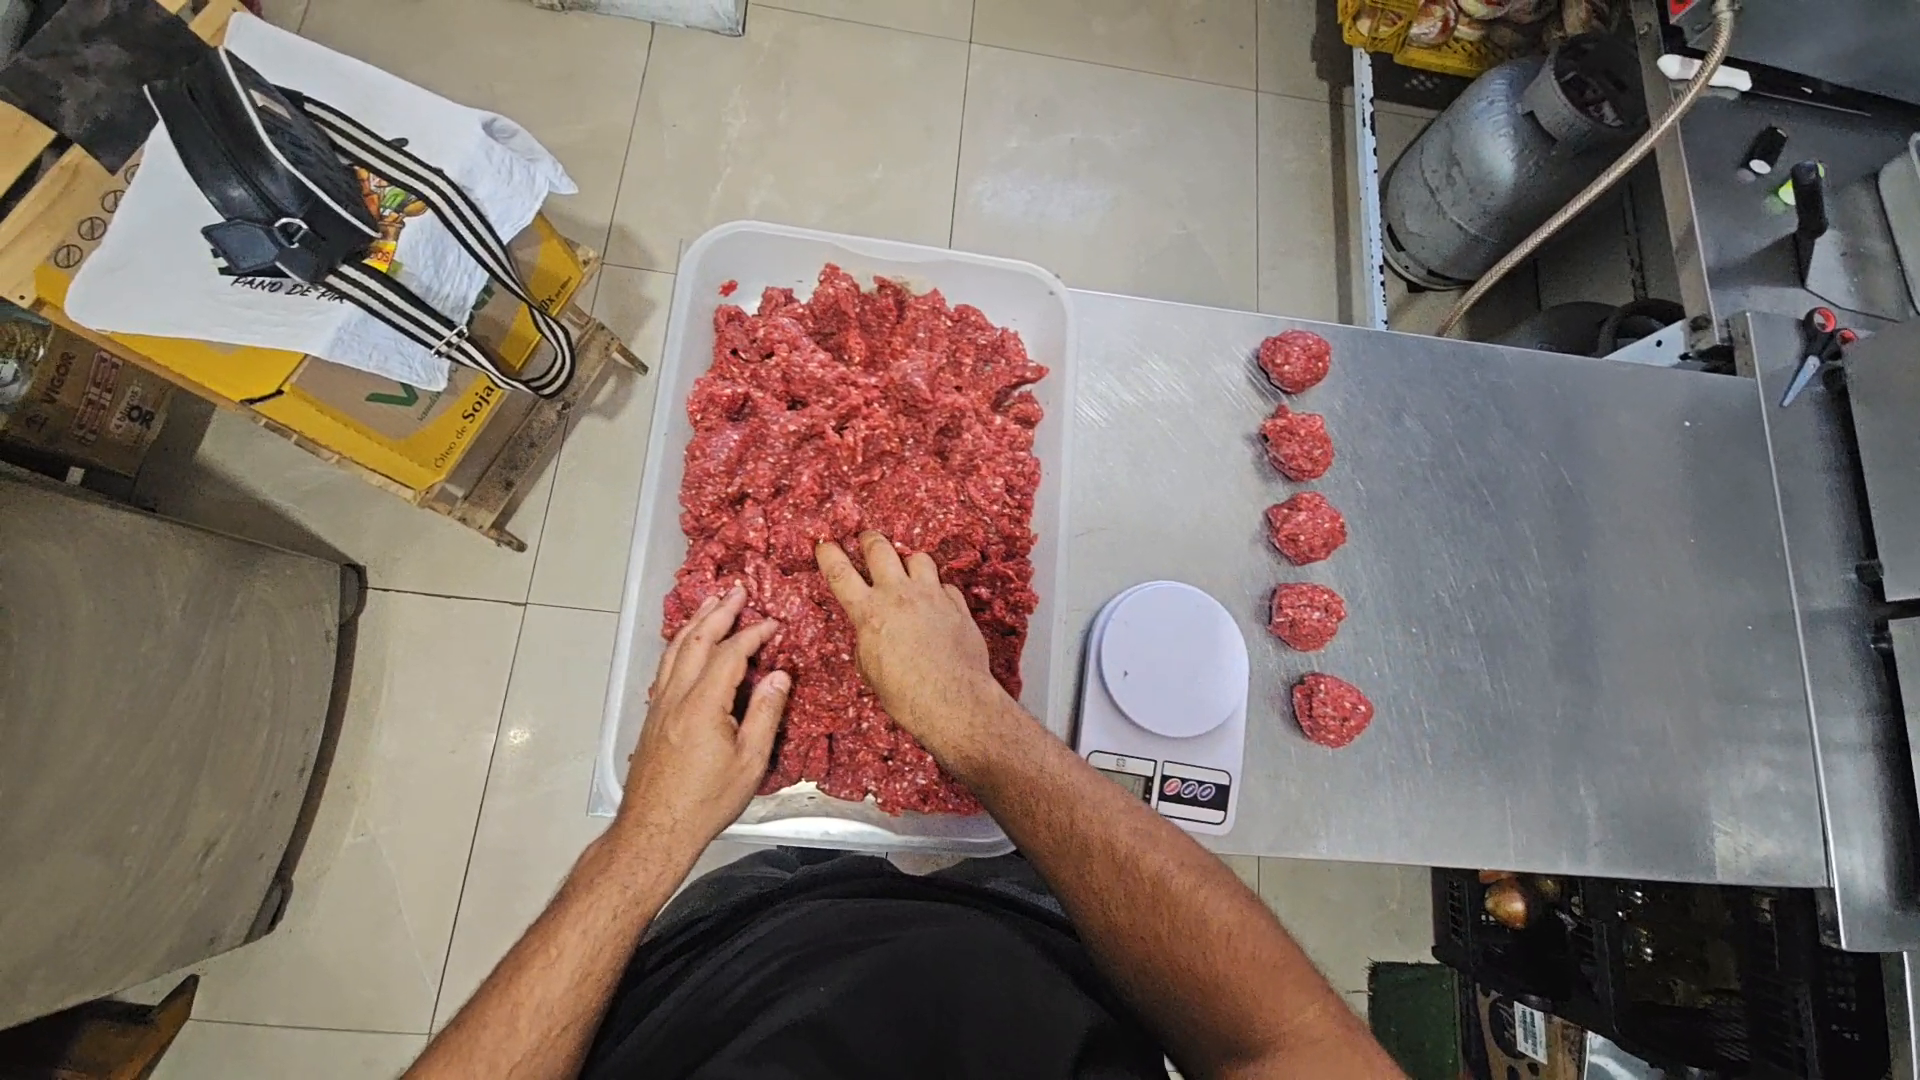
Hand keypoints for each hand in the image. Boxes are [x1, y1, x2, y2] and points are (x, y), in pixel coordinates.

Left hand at [618, 586, 788, 856]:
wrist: (653, 830)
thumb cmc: (705, 801)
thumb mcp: (750, 761)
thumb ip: (766, 714)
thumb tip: (778, 676)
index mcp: (703, 704)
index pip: (730, 653)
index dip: (753, 633)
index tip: (773, 623)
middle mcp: (676, 696)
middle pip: (697, 640)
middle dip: (719, 612)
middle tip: (737, 591)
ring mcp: (660, 704)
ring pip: (676, 649)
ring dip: (696, 622)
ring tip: (711, 604)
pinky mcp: (653, 716)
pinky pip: (666, 666)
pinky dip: (681, 644)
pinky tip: (688, 644)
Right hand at [815, 531, 1010, 755]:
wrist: (952, 700)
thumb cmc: (905, 694)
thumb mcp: (870, 668)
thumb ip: (868, 638)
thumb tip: (872, 630)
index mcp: (869, 613)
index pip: (839, 573)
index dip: (829, 554)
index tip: (824, 543)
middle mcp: (899, 596)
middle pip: (880, 549)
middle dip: (870, 539)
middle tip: (867, 538)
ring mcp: (930, 596)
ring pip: (918, 558)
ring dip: (910, 561)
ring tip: (908, 569)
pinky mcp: (956, 604)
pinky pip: (945, 585)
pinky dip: (938, 590)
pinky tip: (937, 602)